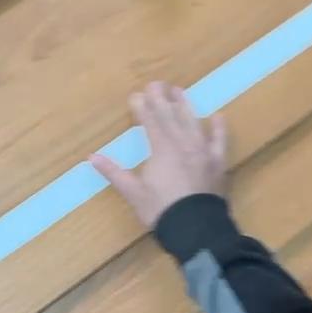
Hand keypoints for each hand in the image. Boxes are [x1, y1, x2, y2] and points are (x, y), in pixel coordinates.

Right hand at [90, 81, 227, 228]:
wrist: (196, 228)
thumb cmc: (161, 211)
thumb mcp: (133, 193)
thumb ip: (114, 172)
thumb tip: (91, 156)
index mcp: (162, 149)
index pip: (150, 122)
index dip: (142, 108)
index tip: (136, 95)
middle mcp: (183, 144)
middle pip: (171, 117)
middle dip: (162, 100)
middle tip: (156, 83)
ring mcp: (203, 152)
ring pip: (193, 123)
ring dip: (185, 106)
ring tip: (179, 91)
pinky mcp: (218, 164)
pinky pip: (220, 141)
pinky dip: (219, 129)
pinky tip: (218, 116)